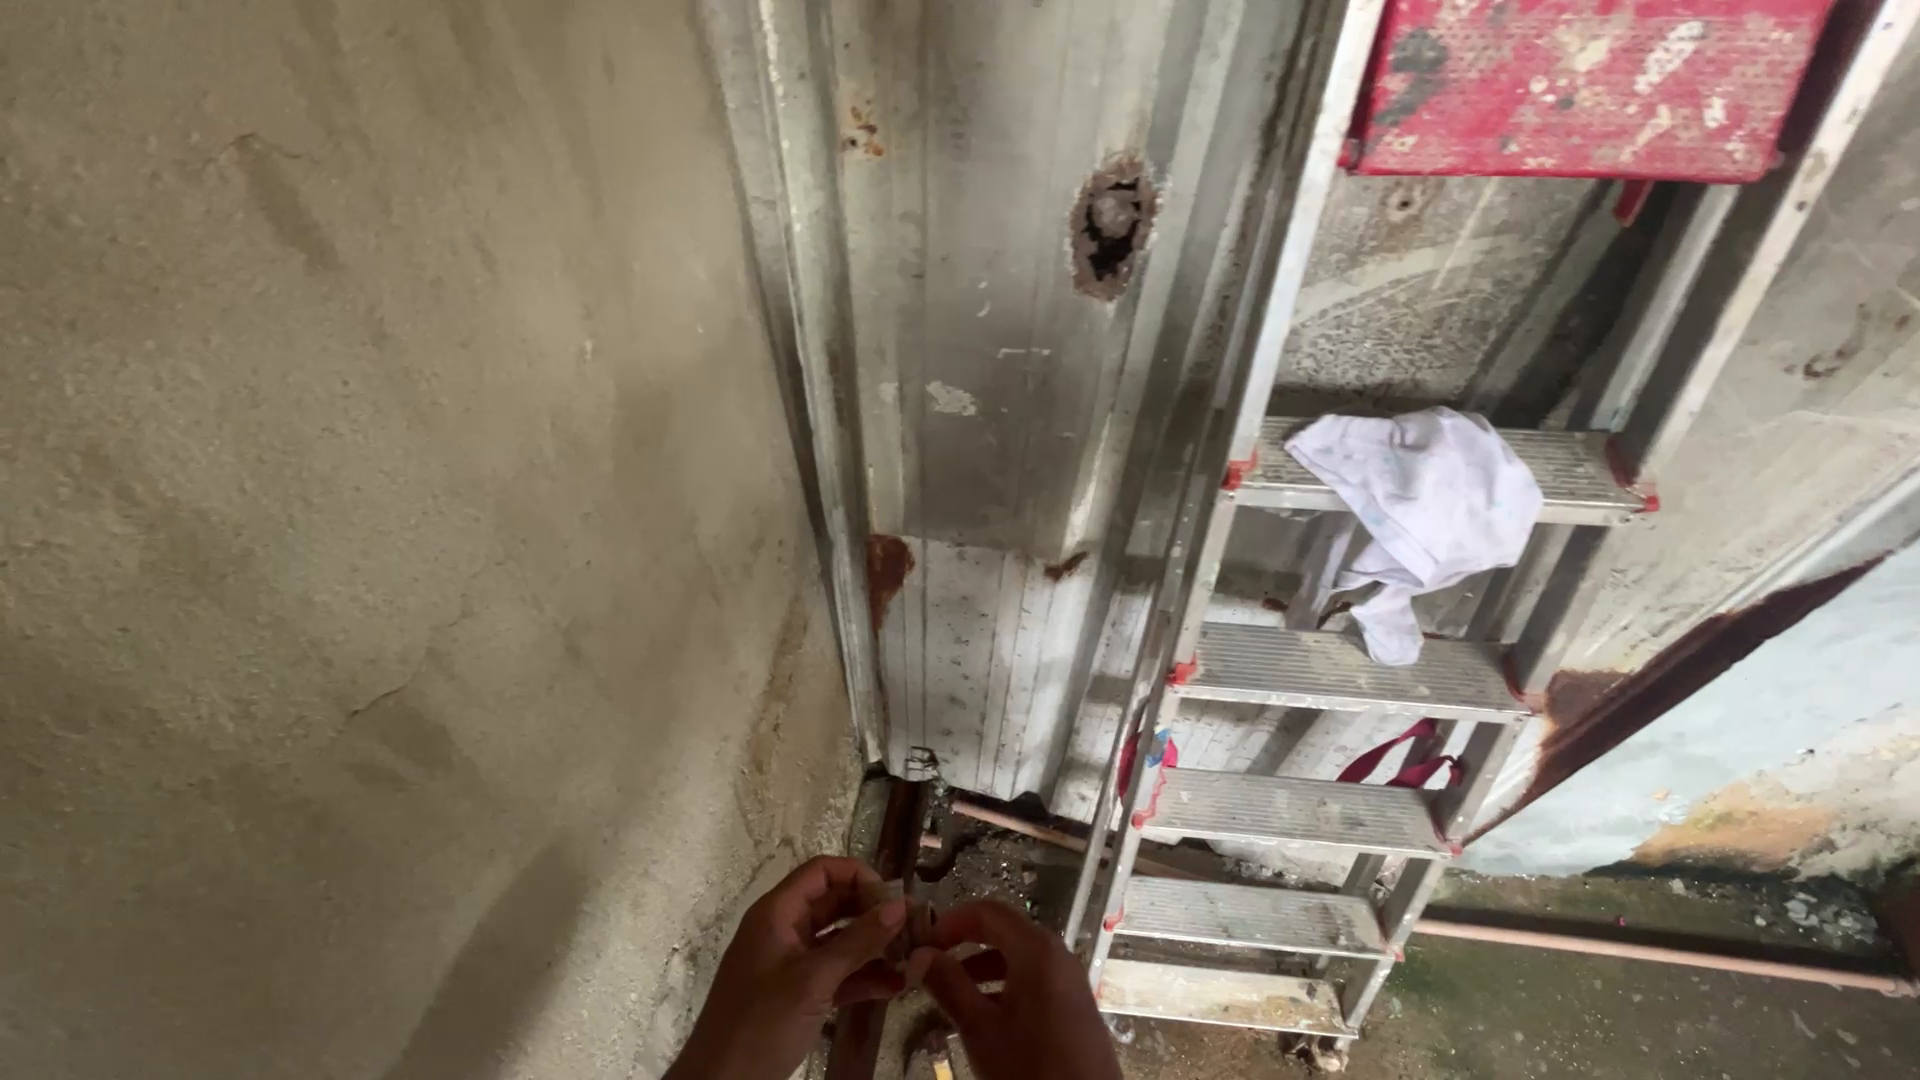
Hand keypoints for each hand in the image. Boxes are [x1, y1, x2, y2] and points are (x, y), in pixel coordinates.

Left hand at [665, 856, 905, 1079]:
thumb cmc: (760, 1024)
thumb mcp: (813, 981)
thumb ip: (858, 942)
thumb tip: (900, 906)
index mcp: (777, 913)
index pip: (821, 872)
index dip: (858, 875)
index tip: (892, 896)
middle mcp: (784, 929)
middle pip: (834, 904)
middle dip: (873, 913)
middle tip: (913, 926)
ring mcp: (791, 963)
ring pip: (839, 941)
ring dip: (873, 947)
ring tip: (912, 957)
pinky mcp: (797, 994)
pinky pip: (836, 973)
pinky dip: (862, 977)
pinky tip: (895, 986)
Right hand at [905, 900, 1120, 1079]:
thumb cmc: (1031, 1067)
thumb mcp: (982, 1029)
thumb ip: (949, 986)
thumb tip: (920, 955)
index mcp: (1036, 948)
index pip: (988, 912)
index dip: (952, 921)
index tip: (923, 941)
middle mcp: (1055, 952)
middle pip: (1004, 929)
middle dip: (965, 942)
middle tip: (932, 961)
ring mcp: (1067, 976)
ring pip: (1017, 955)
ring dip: (982, 964)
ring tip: (951, 990)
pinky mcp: (1073, 1001)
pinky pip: (1033, 975)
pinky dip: (1005, 982)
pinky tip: (984, 1012)